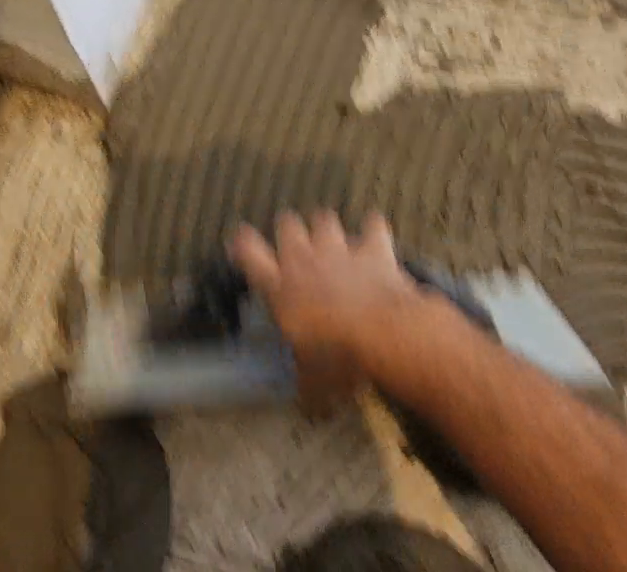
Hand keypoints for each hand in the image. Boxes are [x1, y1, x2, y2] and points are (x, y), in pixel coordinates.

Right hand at [230, 212, 449, 410]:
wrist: (385, 334)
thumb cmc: (338, 357)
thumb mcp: (314, 380)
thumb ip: (305, 381)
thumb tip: (308, 406)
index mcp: (279, 288)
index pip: (249, 255)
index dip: (243, 244)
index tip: (240, 241)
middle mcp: (303, 261)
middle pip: (287, 226)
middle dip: (290, 230)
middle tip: (295, 242)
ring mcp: (339, 250)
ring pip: (325, 220)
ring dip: (327, 228)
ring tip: (333, 238)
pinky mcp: (374, 250)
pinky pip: (373, 228)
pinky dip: (374, 230)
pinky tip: (375, 233)